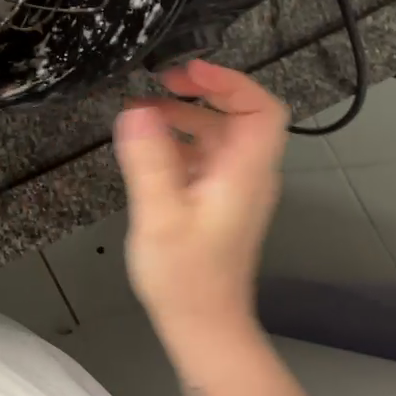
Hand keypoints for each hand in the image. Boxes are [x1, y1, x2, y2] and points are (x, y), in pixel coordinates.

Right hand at [113, 61, 289, 340]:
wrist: (202, 323)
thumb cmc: (185, 275)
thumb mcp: (159, 215)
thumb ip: (148, 161)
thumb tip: (134, 112)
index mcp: (244, 173)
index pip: (261, 110)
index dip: (228, 82)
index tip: (185, 73)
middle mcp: (246, 175)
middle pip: (237, 117)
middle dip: (198, 94)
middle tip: (153, 86)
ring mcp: (232, 190)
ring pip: (216, 137)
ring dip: (181, 118)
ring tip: (137, 114)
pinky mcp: (215, 203)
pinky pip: (202, 159)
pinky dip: (176, 144)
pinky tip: (144, 149)